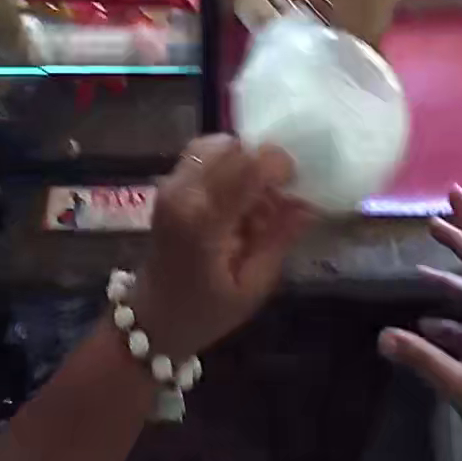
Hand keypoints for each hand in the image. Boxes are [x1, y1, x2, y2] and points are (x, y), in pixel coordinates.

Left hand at [133, 134, 313, 357]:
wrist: (152, 318)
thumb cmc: (205, 312)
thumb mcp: (253, 286)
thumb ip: (280, 238)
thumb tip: (309, 204)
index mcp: (203, 220)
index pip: (247, 166)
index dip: (279, 164)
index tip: (297, 183)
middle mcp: (183, 191)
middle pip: (233, 146)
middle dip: (263, 162)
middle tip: (277, 196)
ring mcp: (170, 183)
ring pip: (217, 142)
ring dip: (243, 160)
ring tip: (254, 197)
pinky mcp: (167, 183)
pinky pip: (202, 153)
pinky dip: (226, 162)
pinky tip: (235, 194)